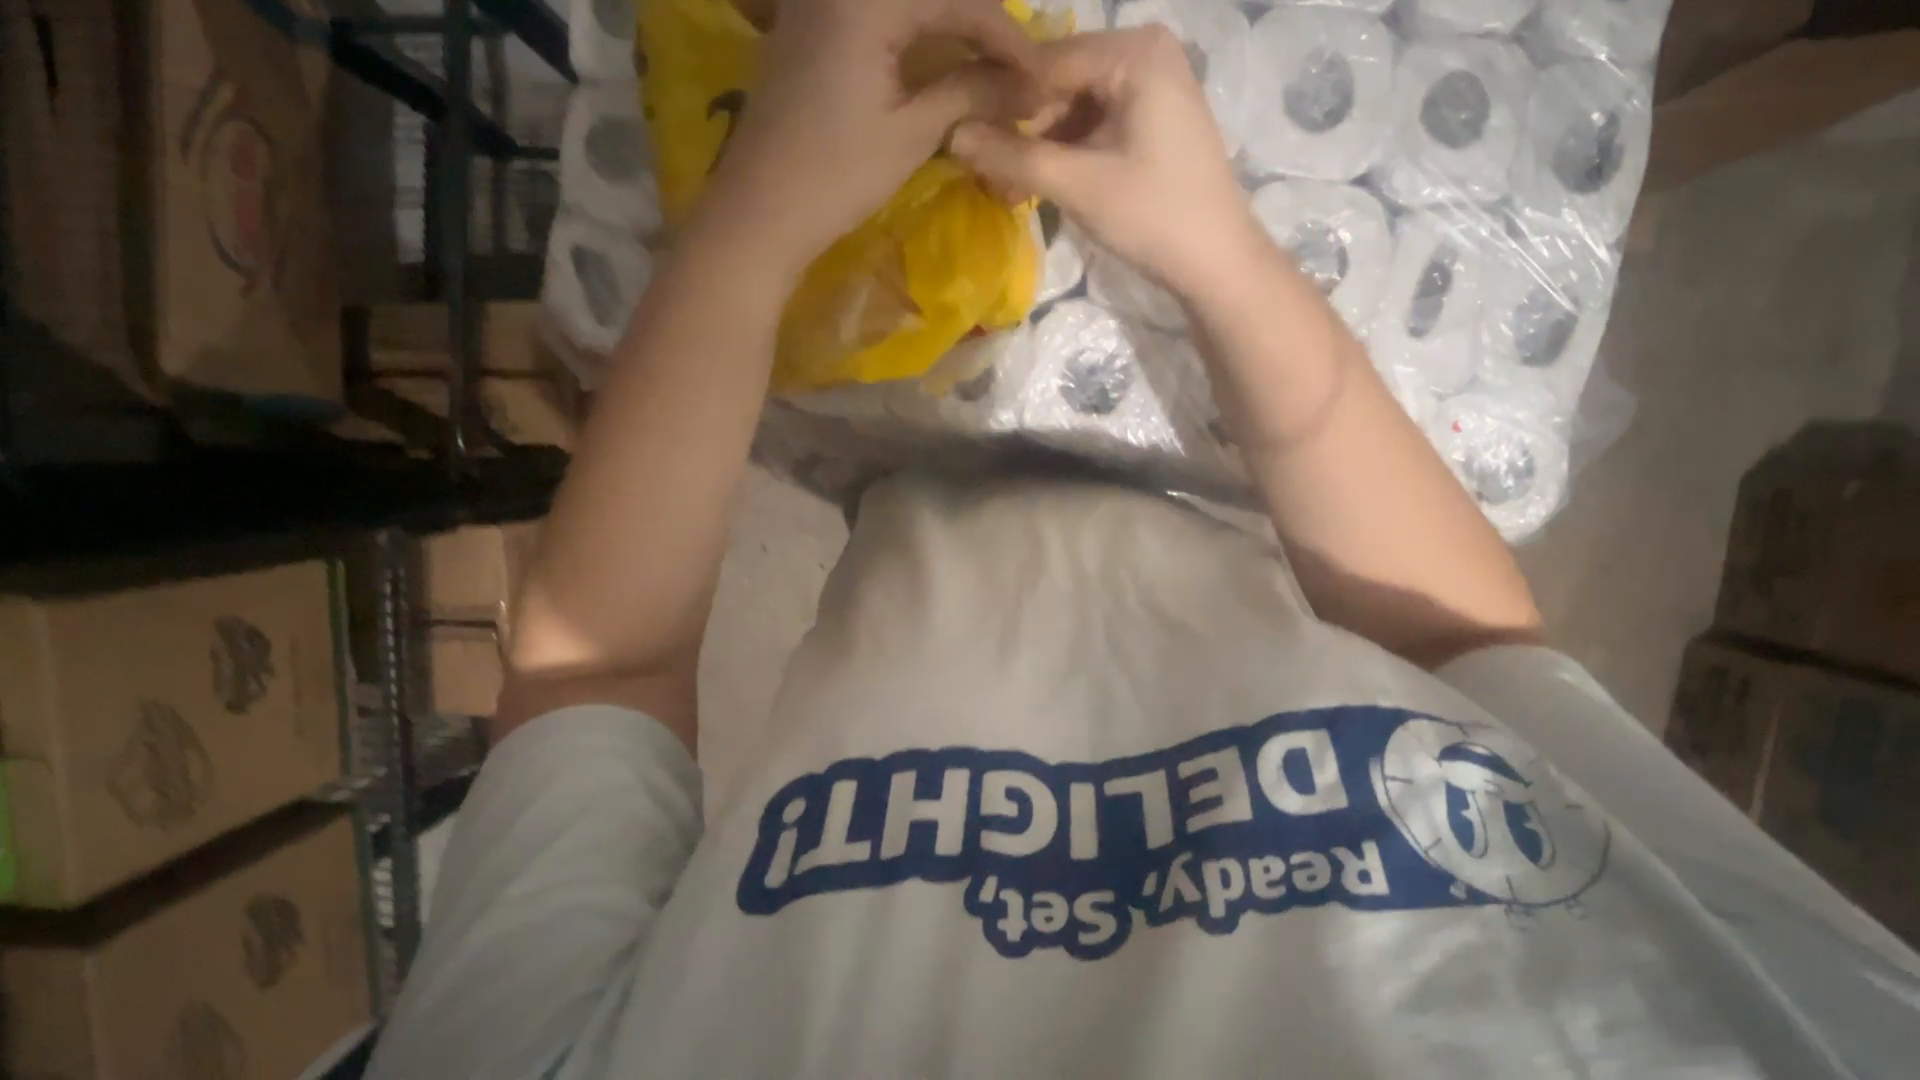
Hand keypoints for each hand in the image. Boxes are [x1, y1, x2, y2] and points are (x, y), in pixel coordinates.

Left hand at [697, 0, 1040, 273]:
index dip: (1008, 38)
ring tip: (985, 64)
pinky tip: (935, 58)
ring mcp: (816, 2)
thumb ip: (971, 92)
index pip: (959, 0)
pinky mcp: (804, 25)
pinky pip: (871, 12)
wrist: (758, 212)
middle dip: (980, 24)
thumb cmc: (836, 176)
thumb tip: (1028, 85)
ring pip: (902, 3)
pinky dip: (910, 29)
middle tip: (1016, 69)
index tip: (1042, 79)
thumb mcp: (912, 133)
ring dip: (947, 23)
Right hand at [948, 28, 1261, 298]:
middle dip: (1022, 125)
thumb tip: (951, 135)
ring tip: (1010, 184)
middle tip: (986, 169)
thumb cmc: (1153, 216)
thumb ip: (1013, 155)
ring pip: (1072, 102)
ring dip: (1040, 142)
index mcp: (1134, 50)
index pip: (1044, 62)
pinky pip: (1095, 118)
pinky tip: (1041, 180)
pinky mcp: (1154, 112)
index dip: (999, 100)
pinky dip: (1067, 148)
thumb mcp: (1077, 185)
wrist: (1218, 261)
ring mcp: (1154, 80)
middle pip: (1058, 80)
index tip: (960, 136)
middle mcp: (1146, 49)